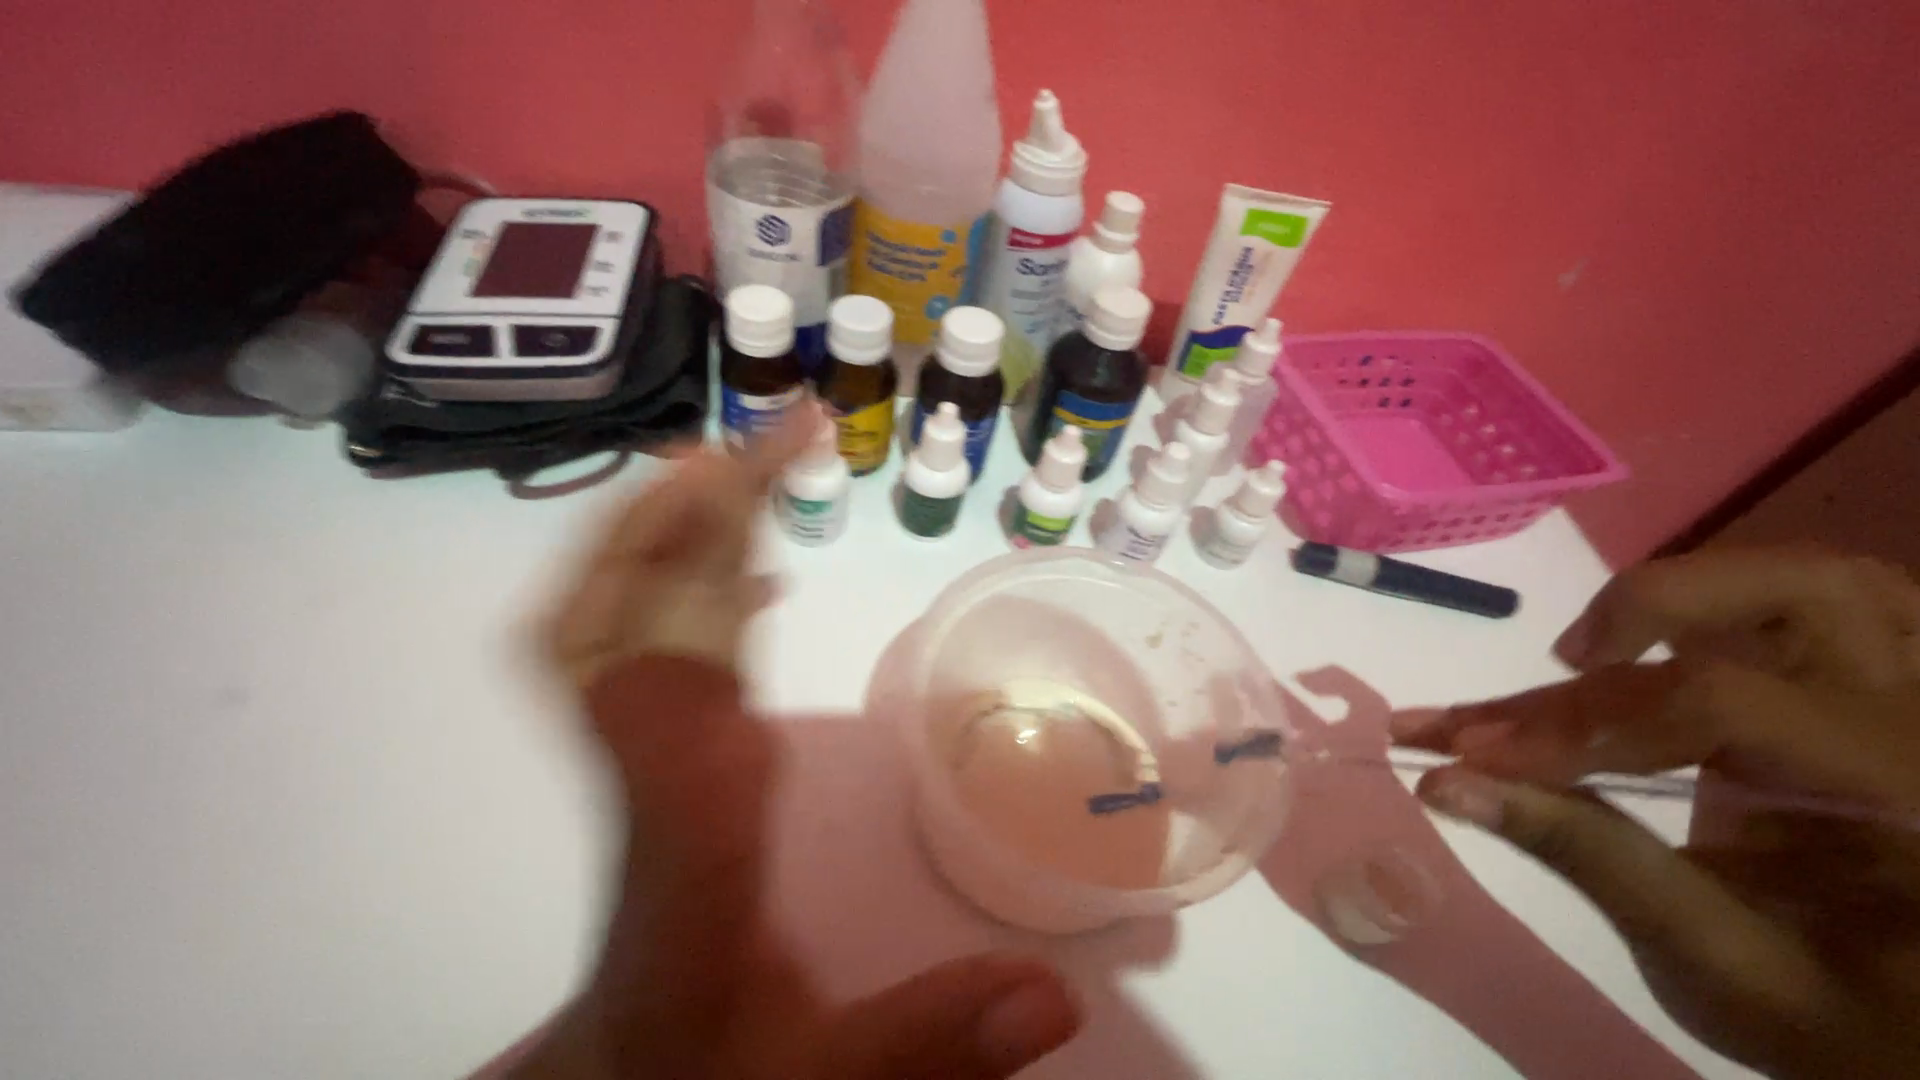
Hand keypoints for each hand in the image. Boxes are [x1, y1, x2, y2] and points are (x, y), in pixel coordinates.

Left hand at [515, 413, 1080, 1078]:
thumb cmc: (709, 1058)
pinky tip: (748, 572)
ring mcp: (639, 751)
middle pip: (614, 614)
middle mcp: (651, 764)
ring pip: (605, 616)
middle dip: (672, 512)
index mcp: (689, 822)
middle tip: (753, 435)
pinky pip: (637, 643)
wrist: (624, 1069)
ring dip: (663, 531)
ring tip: (740, 462)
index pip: (664, 666)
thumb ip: (928, 1037)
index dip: (697, 557)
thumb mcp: (814, 1074)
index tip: (756, 473)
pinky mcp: (655, 749)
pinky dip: (677, 586)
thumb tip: (1054, 994)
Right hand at [1398, 549, 1919, 1079]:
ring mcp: (1910, 707)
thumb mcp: (1717, 968)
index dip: (1583, 721)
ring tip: (1583, 653)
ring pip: (1811, 583)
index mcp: (1909, 798)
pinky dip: (1712, 615)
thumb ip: (1587, 857)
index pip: (1723, 705)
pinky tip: (1636, 656)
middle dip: (1644, 614)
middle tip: (1555, 664)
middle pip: (1798, 597)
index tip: (1470, 755)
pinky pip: (1805, 616)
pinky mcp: (1870, 704)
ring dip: (1682, 601)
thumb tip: (1445, 784)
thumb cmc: (1845, 1025)